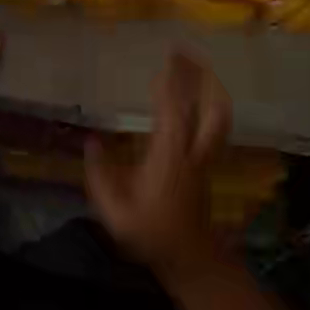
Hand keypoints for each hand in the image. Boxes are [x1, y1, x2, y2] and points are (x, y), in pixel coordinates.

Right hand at [85, 52, 232, 283]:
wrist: (188, 257)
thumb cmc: (149, 233)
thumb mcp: (113, 209)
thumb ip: (100, 174)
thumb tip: (91, 142)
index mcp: (169, 157)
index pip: (174, 111)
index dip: (173, 83)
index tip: (169, 57)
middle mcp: (192, 152)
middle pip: (207, 107)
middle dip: (199, 77)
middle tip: (187, 52)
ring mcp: (203, 158)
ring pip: (217, 117)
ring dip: (210, 89)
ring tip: (197, 68)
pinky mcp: (206, 165)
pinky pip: (214, 126)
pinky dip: (209, 105)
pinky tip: (198, 100)